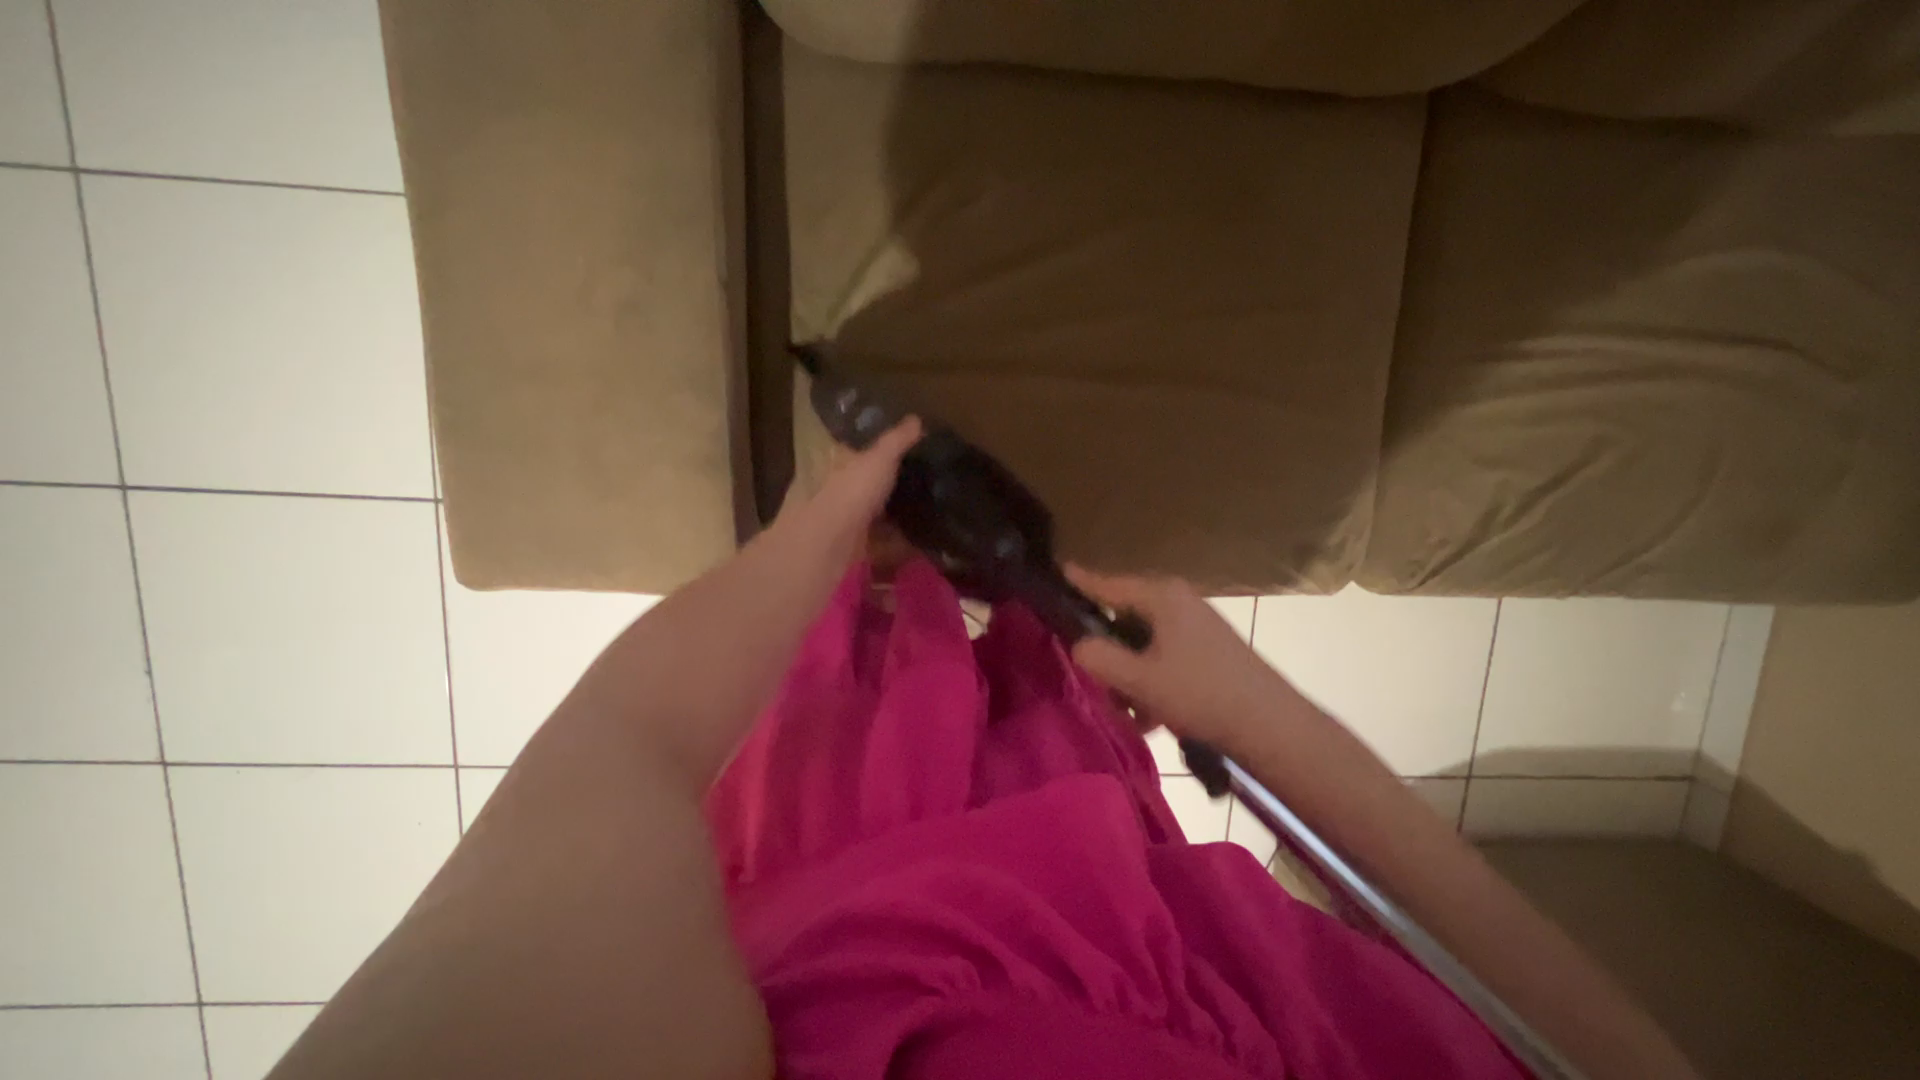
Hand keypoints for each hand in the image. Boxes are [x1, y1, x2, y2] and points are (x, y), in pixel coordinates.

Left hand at [763, 417, 921, 573]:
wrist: (829, 541)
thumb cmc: (852, 491)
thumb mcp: (879, 459)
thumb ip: (896, 441)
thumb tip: (916, 418)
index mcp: (842, 467)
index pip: (857, 455)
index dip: (877, 454)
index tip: (906, 456)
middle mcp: (841, 494)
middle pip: (869, 490)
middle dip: (891, 491)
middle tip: (926, 490)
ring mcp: (847, 524)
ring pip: (876, 520)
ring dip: (897, 522)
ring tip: (928, 520)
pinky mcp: (856, 551)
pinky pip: (882, 547)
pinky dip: (899, 549)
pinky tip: (919, 547)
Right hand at [1067, 567, 1299, 750]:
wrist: (1271, 725)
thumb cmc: (1201, 694)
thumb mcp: (1139, 680)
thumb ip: (1099, 658)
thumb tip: (1078, 645)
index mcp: (1161, 596)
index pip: (1106, 583)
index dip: (1077, 581)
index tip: (1053, 572)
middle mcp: (1178, 601)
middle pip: (1123, 616)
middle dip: (1105, 648)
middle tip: (1090, 676)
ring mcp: (1196, 625)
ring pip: (1143, 643)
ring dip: (1129, 674)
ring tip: (1126, 710)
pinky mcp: (1208, 650)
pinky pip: (1164, 658)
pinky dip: (1152, 681)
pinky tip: (1151, 717)